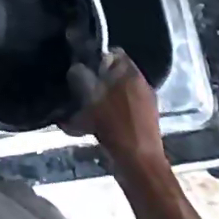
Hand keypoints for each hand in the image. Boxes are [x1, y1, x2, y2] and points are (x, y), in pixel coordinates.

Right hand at [70, 50, 165, 175]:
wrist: (139, 165)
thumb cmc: (117, 126)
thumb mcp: (93, 98)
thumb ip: (82, 79)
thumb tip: (76, 68)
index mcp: (132, 75)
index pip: (114, 53)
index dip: (95, 55)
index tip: (79, 64)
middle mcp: (140, 86)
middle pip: (112, 76)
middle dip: (92, 81)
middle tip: (75, 89)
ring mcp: (143, 107)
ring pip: (112, 96)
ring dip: (95, 102)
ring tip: (77, 113)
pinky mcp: (140, 126)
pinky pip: (116, 115)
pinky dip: (101, 119)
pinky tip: (85, 129)